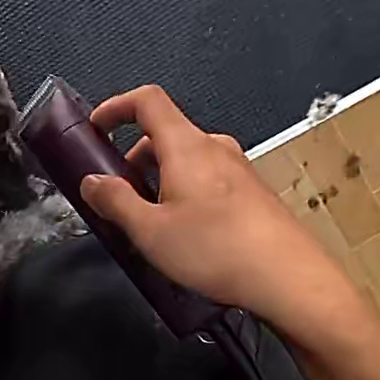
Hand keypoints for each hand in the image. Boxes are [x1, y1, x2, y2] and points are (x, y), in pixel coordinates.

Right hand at [79, 85, 367, 338]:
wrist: (287, 278)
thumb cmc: (219, 250)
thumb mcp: (149, 230)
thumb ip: (115, 201)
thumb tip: (92, 182)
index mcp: (186, 147)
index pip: (147, 101)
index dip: (115, 107)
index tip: (96, 127)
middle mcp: (214, 149)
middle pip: (164, 135)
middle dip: (132, 159)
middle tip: (115, 194)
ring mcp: (236, 170)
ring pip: (185, 161)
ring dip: (157, 180)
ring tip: (146, 221)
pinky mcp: (250, 193)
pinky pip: (206, 180)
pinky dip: (181, 193)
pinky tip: (179, 232)